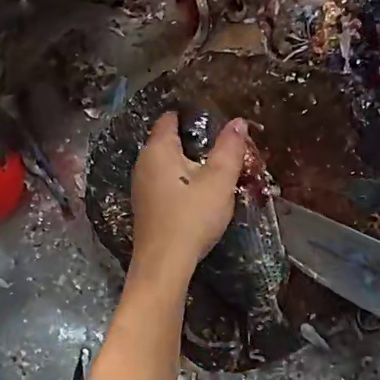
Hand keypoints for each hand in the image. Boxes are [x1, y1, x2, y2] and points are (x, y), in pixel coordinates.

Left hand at [131, 112, 249, 275]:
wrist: (165, 264)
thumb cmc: (192, 216)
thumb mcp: (219, 180)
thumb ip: (230, 148)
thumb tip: (238, 122)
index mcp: (158, 150)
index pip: (169, 119)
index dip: (190, 115)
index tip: (214, 121)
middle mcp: (143, 164)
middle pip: (169, 143)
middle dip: (195, 143)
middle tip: (224, 149)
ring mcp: (141, 188)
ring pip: (168, 166)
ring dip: (190, 166)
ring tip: (217, 173)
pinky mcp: (146, 208)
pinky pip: (166, 184)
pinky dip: (182, 183)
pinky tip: (200, 196)